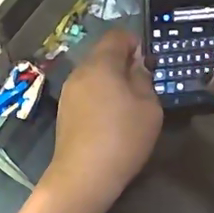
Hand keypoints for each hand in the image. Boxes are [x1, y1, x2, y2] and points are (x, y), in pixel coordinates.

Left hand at [45, 27, 162, 210]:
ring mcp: (68, 93)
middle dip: (123, 64)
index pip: (117, 36)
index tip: (149, 61)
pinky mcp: (64, 113)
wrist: (84, 176)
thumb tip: (136, 67)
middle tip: (144, 85)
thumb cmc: (123, 137)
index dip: (135, 42)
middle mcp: (80, 72)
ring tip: (130, 105)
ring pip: (94, 76)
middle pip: (103, 55)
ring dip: (112, 83)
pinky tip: (112, 120)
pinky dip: (101, 98)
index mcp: (101, 64)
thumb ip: (144, 80)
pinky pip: (87, 94)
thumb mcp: (149, 107)